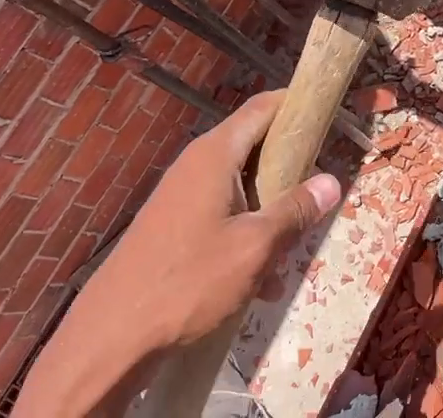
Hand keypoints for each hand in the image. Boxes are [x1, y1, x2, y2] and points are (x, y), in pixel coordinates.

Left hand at [16, 91, 340, 412]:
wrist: (110, 337)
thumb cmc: (187, 281)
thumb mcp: (254, 247)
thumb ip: (294, 211)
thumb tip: (331, 182)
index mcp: (215, 153)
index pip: (263, 106)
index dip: (297, 105)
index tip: (329, 117)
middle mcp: (197, 162)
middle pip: (255, 145)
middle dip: (290, 168)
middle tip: (318, 196)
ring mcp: (182, 193)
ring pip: (242, 185)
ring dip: (270, 210)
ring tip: (290, 251)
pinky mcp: (174, 223)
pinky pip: (223, 211)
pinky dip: (246, 232)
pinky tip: (259, 277)